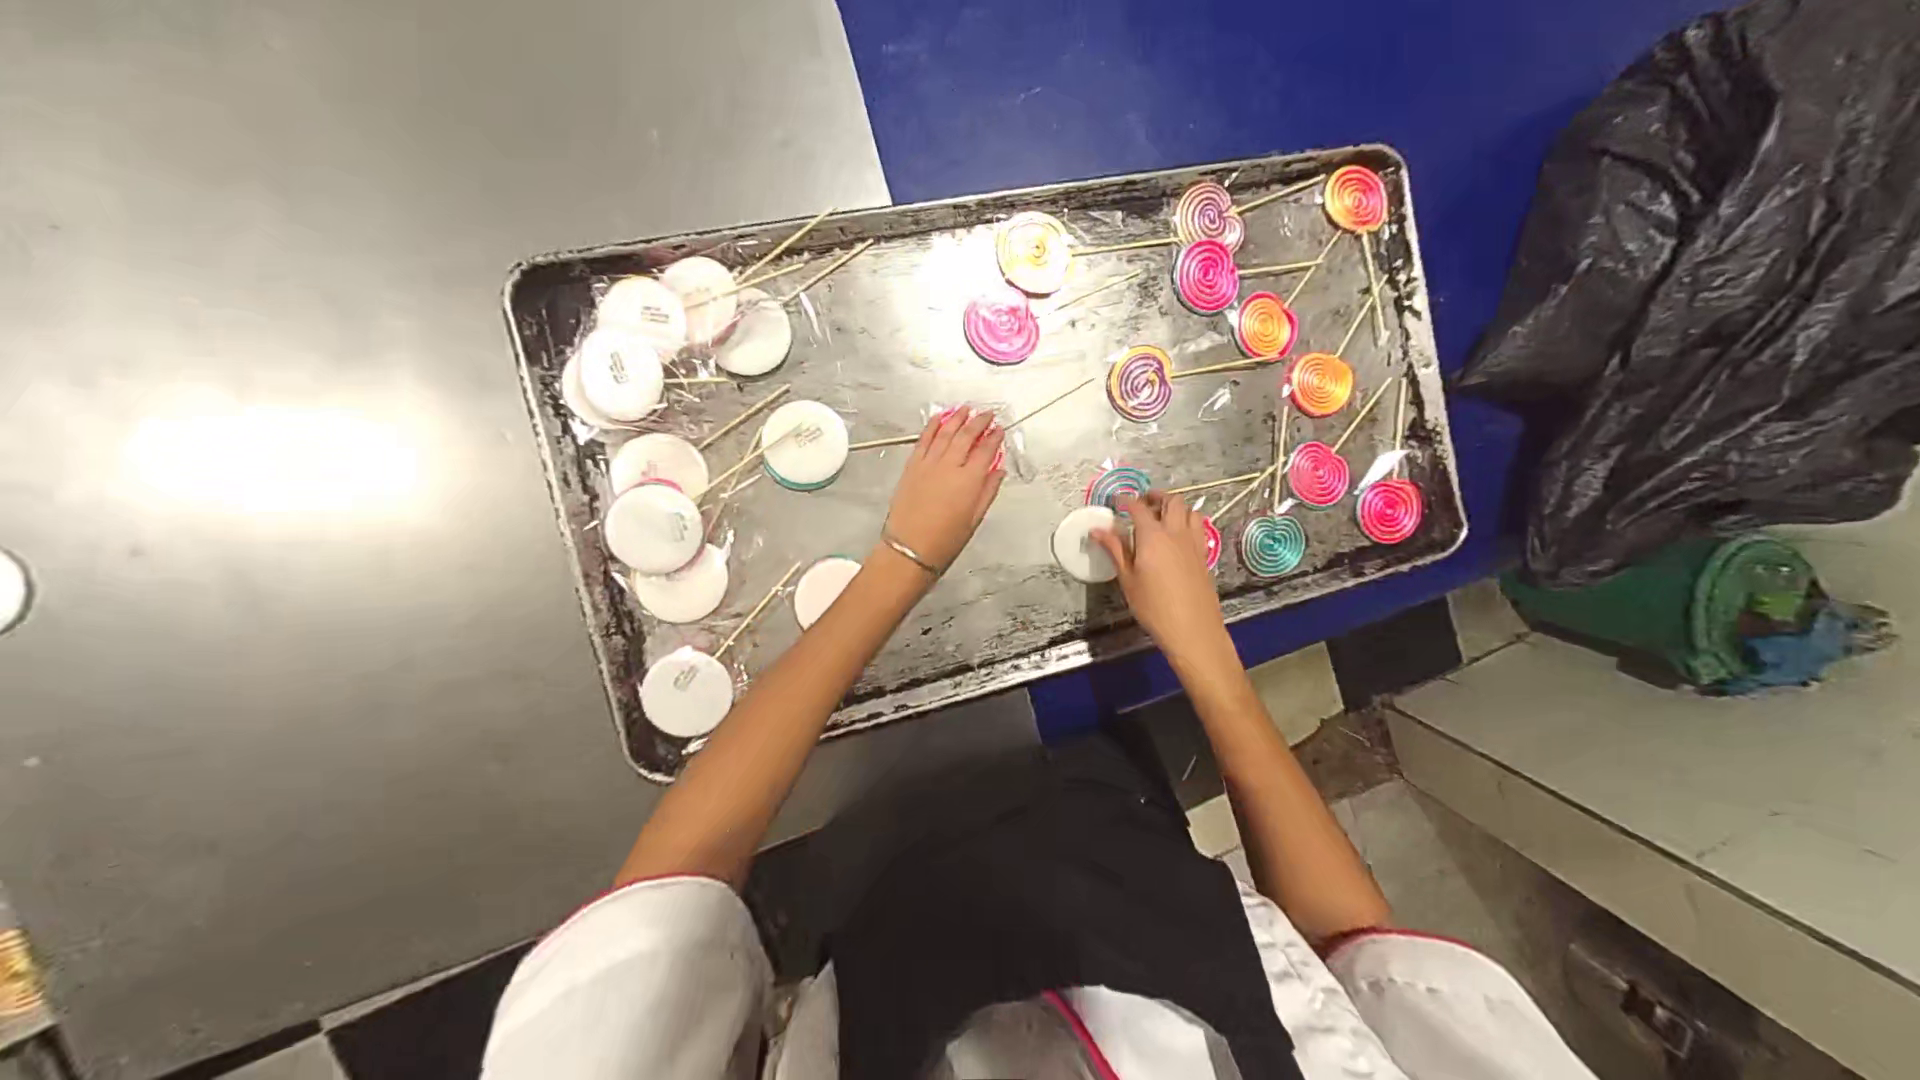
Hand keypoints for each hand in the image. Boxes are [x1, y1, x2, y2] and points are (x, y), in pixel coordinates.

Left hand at [882, 406, 1006, 572]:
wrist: (909, 549)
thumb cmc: (943, 541)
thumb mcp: (974, 519)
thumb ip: (987, 491)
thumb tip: (997, 472)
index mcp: (969, 480)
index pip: (986, 450)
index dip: (995, 438)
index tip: (1000, 431)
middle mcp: (949, 467)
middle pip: (967, 435)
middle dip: (979, 422)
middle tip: (987, 415)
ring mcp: (929, 464)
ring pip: (945, 432)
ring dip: (957, 418)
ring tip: (966, 409)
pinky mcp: (912, 466)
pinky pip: (924, 439)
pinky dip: (933, 426)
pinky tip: (939, 418)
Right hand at [1091, 491, 1233, 669]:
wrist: (1192, 629)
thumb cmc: (1154, 606)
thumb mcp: (1127, 579)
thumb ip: (1115, 549)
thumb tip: (1097, 530)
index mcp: (1153, 536)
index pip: (1138, 507)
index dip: (1126, 500)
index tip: (1116, 501)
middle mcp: (1176, 533)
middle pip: (1171, 501)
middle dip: (1155, 497)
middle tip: (1141, 504)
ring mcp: (1194, 543)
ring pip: (1190, 511)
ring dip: (1175, 507)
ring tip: (1161, 517)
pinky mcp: (1203, 555)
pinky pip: (1198, 527)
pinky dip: (1188, 521)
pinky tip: (1177, 536)